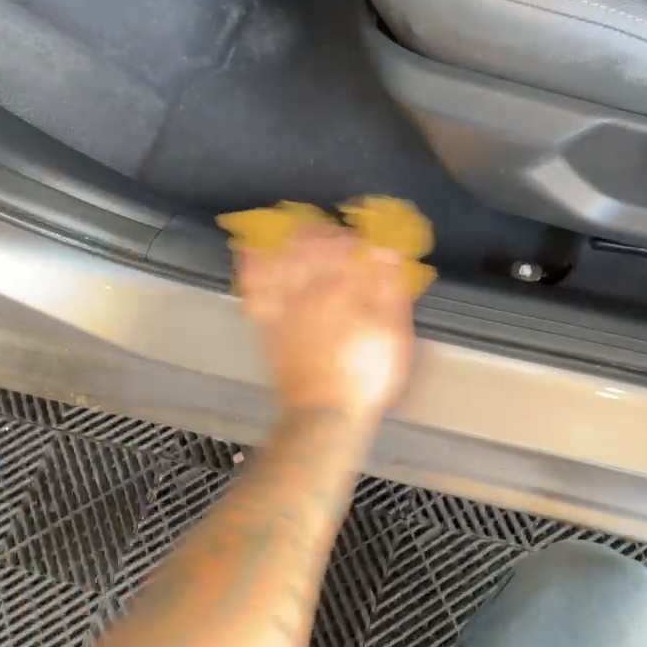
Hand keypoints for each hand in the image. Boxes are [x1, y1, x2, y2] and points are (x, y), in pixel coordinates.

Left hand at [236, 223, 416, 426]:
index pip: (345, 245)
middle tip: (334, 233)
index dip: (353, 236)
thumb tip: (387, 248)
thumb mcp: (394, 332)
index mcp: (343, 289)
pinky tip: (253, 252)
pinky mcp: (268, 326)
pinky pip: (254, 288)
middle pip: (309, 245)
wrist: (326, 416)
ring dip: (287, 239)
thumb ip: (390, 287)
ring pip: (280, 259)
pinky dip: (253, 266)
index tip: (365, 238)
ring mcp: (284, 307)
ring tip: (297, 229)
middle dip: (321, 231)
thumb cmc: (368, 375)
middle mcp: (309, 290)